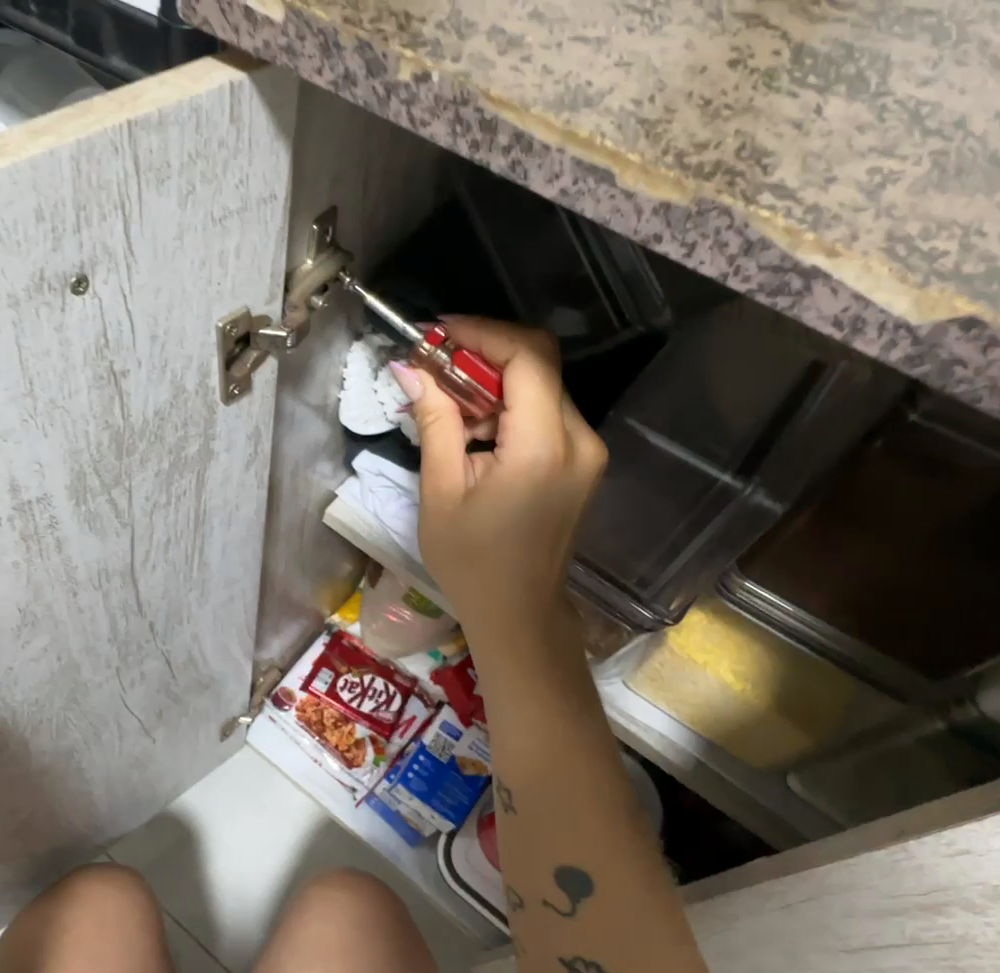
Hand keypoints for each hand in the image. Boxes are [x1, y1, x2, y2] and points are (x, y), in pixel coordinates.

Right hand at [390, 317, 607, 638]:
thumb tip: (412, 369)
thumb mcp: (441, 491)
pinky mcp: (582, 461)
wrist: (519, 612)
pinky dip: (509, 406)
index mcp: (542, 447)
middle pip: (539, 365)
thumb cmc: (471, 561)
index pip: (526, 358)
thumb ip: (435, 422)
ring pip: (542, 386)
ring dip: (495, 380)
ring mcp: (587, 451)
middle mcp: (578, 439)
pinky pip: (546, 412)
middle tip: (435, 362)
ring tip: (447, 400)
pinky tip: (475, 428)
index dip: (483, 333)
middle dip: (484, 352)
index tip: (438, 334)